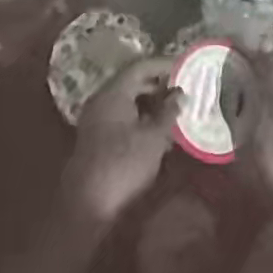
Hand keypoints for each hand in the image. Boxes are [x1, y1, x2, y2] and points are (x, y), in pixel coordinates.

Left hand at [59, 57, 181, 222]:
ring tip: (175, 111)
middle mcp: (102, 100)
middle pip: (133, 82)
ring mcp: (96, 119)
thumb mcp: (153, 138)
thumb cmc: (123, 165)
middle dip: (159, 85)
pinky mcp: (96, 138)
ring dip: (151, 103)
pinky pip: (121, 116)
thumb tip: (181, 92)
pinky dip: (140, 118)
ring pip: (127, 101)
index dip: (164, 65)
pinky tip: (158, 132)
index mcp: (114, 92)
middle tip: (183, 90)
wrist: (87, 206)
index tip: (185, 68)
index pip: (141, 66)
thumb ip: (169, 112)